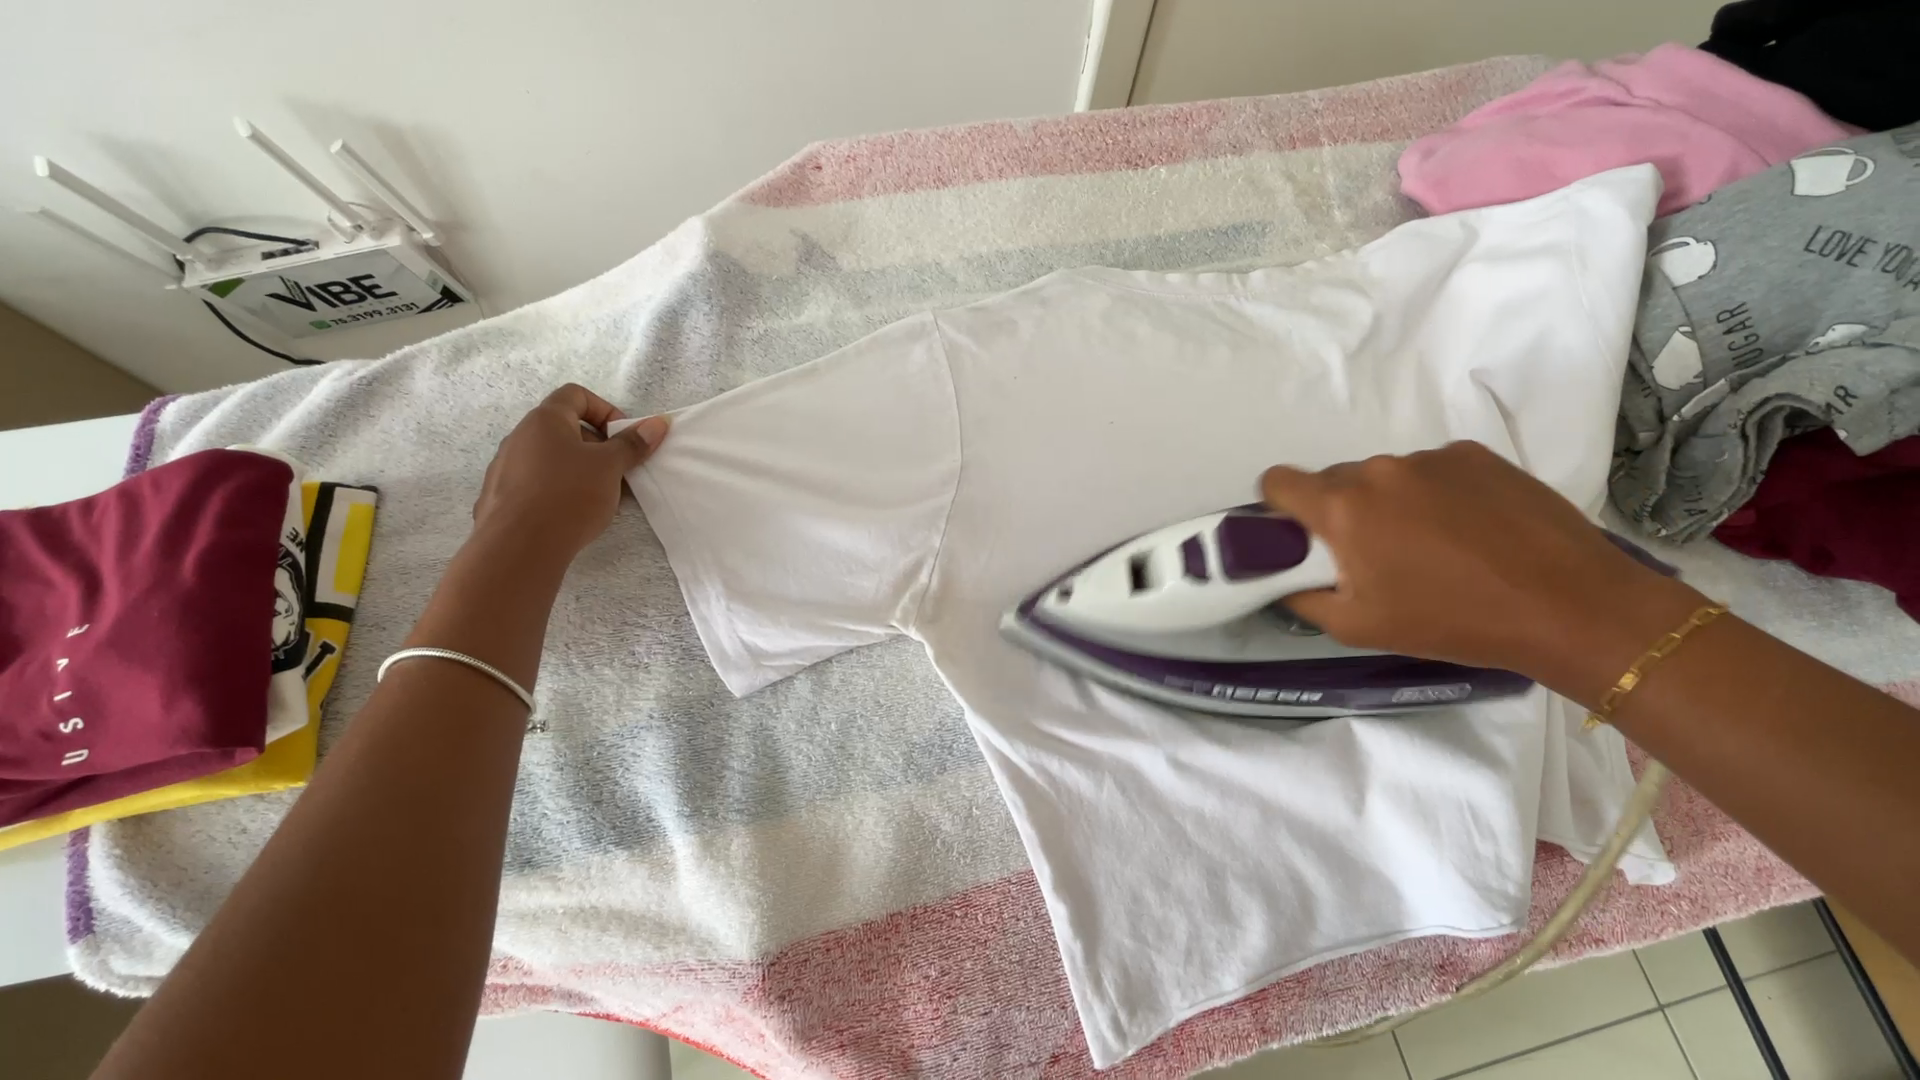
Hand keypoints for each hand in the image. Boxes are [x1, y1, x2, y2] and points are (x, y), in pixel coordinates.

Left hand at [471, 384, 667, 564]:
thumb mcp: (611, 467)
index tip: (622, 438)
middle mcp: (519, 436)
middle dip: (596, 446)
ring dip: (578, 469)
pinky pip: (535, 482)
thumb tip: (657, 423)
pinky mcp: (500, 496)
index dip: (605, 410)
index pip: (575, 395)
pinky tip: (571, 514)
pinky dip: (558, 489)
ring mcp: (505, 466)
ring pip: (550, 457)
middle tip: (617, 471)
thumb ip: (632, 443)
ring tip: (598, 496)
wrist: (520, 545)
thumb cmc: (570, 494)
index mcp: (545, 420)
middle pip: (563, 428)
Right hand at [1260, 441, 1704, 702]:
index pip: (1277, 481)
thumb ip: (1301, 596)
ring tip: (1433, 547)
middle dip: (1340, 513)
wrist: (1569, 606)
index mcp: (1342, 508)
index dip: (1279, 508)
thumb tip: (1283, 577)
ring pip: (1383, 476)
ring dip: (1389, 504)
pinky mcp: (1476, 454)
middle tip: (1373, 556)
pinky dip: (1435, 494)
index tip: (1300, 538)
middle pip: (1333, 480)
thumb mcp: (1356, 627)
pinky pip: (1431, 470)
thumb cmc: (1451, 622)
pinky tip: (1469, 530)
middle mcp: (1378, 470)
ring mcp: (1431, 458)